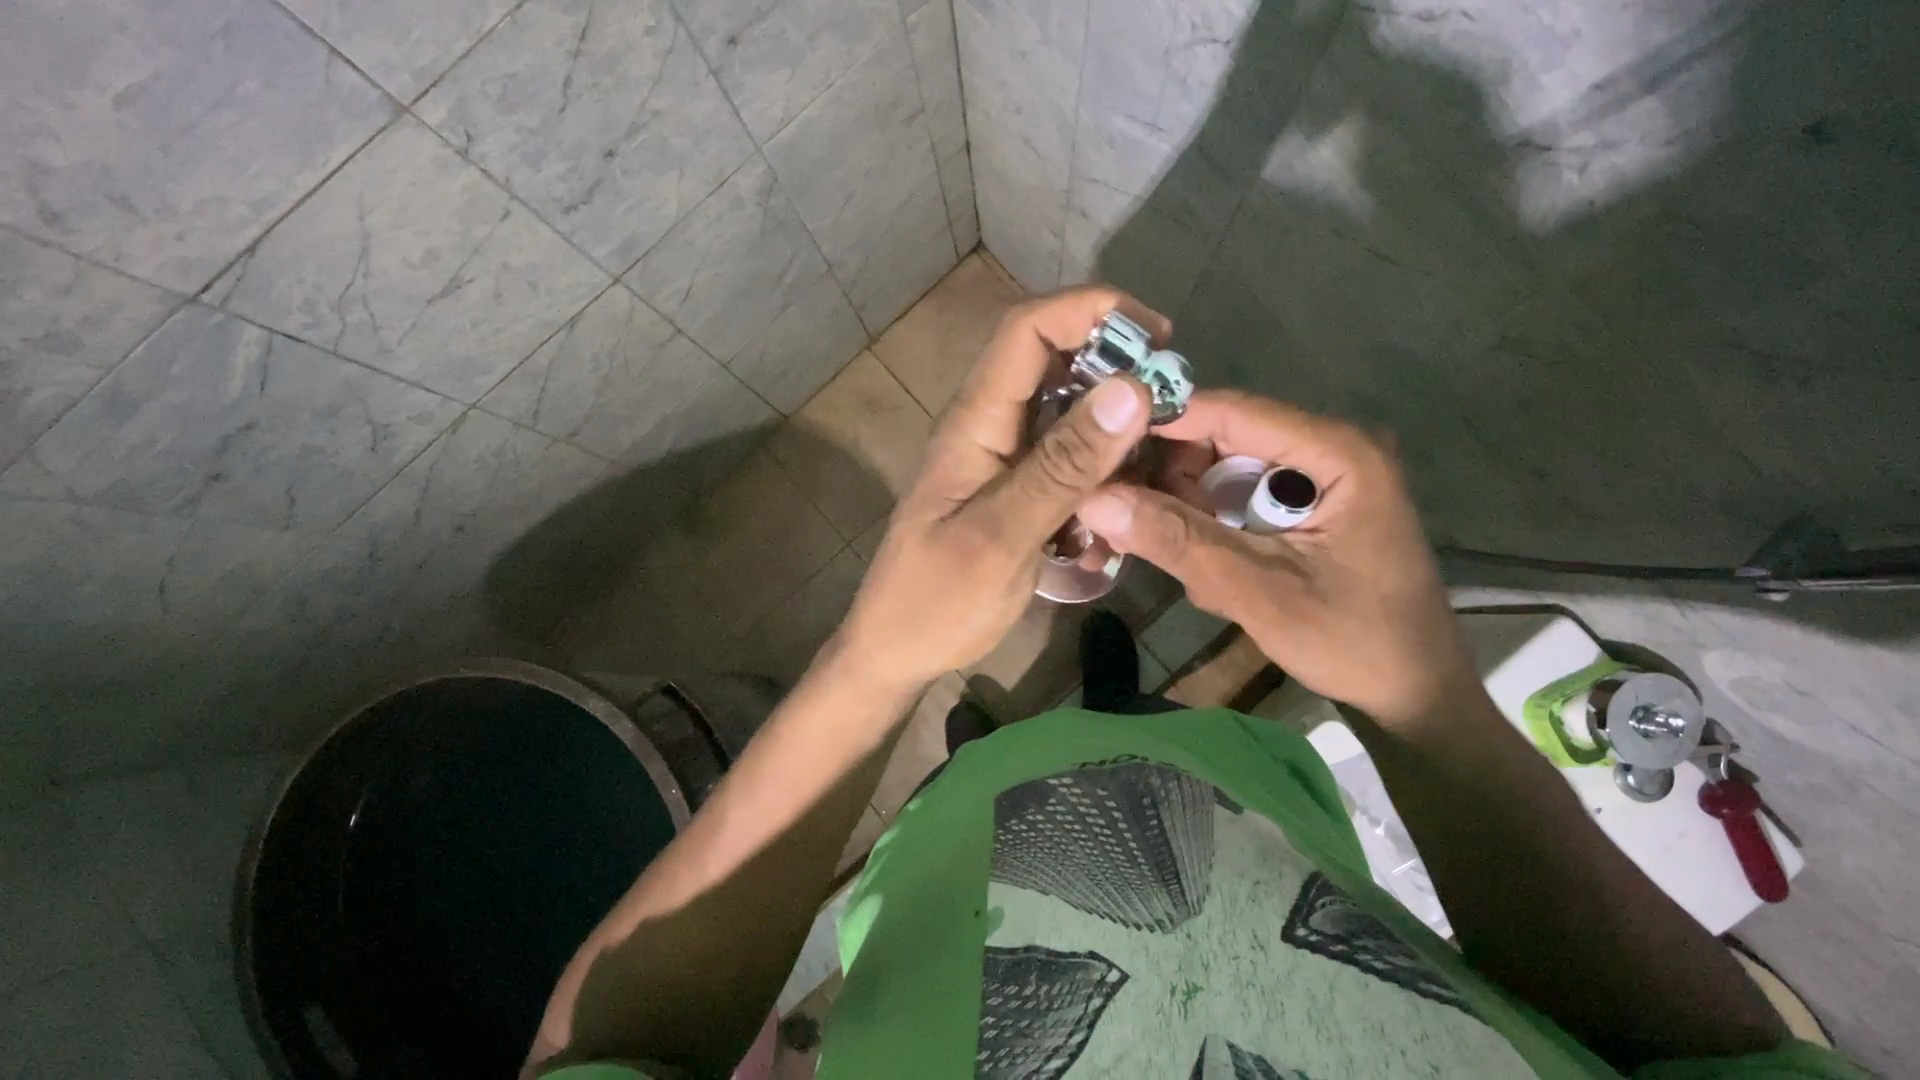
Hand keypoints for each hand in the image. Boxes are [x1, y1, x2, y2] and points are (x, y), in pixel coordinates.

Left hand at [830, 288, 1166, 689]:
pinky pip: (1066, 458)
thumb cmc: (935, 601)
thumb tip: (1131, 389)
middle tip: (1175, 405)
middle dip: (1117, 368)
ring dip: (1115, 424)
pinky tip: (1126, 500)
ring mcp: (1001, 460)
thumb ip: (1062, 467)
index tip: (1160, 337)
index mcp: (974, 423)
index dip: (1090, 311)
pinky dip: (1101, 468)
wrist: (894, 652)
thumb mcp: (1001, 537)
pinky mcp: (1013, 491)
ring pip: (1067, 413)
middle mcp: (988, 428)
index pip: (1026, 331)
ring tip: (1161, 457)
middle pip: (1053, 364)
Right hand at [1079, 391, 1474, 726]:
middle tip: (1129, 527)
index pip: (1232, 411)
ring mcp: (1323, 479)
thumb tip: (1094, 498)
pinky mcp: (1312, 507)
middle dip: (1175, 482)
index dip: (1161, 424)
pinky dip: (1216, 532)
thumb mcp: (1259, 593)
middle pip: (1225, 439)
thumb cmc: (1353, 643)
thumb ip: (1180, 542)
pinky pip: (1243, 499)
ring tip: (1188, 571)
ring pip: (1227, 472)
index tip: (1098, 450)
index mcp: (1338, 453)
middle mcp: (1332, 449)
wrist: (1416, 696)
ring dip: (1193, 516)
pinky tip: (1215, 579)